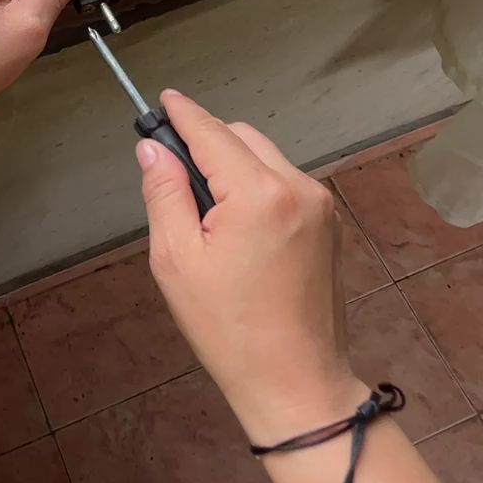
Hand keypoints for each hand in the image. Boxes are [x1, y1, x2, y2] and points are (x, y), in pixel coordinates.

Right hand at [139, 90, 367, 442]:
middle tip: (172, 169)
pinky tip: (235, 219)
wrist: (296, 384)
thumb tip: (153, 149)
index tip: (164, 98)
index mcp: (259, 194)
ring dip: (231, 162)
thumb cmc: (228, 328)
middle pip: (241, 136)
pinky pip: (283, 180)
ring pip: (264, 155)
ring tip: (204, 207)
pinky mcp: (329, 222)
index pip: (212, 133)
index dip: (184, 113)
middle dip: (206, 141)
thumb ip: (164, 192)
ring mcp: (320, 204)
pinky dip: (254, 182)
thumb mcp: (176, 259)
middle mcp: (298, 187)